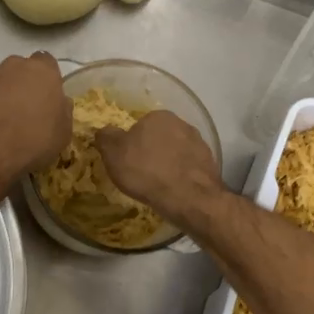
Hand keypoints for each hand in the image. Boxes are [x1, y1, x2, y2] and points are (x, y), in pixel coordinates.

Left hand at [0, 53, 71, 179]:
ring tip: (5, 118)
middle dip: (25, 83)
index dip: (48, 78)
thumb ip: (63, 110)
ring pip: (2, 79)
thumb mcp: (63, 132)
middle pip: (23, 69)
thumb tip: (59, 102)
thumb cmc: (34, 140)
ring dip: (5, 92)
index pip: (48, 62)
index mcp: (43, 71)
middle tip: (27, 108)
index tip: (48, 96)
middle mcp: (16, 65)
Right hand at [96, 110, 224, 222]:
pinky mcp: (210, 163)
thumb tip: (104, 131)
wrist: (188, 197)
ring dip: (168, 163)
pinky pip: (189, 167)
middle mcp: (182, 124)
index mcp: (158, 116)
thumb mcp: (113, 153)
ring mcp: (199, 143)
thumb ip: (106, 137)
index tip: (128, 160)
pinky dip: (181, 175)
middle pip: (160, 137)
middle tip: (141, 173)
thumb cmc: (145, 170)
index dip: (132, 143)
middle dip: (152, 151)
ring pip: (176, 152)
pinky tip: (174, 190)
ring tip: (158, 184)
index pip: (140, 125)